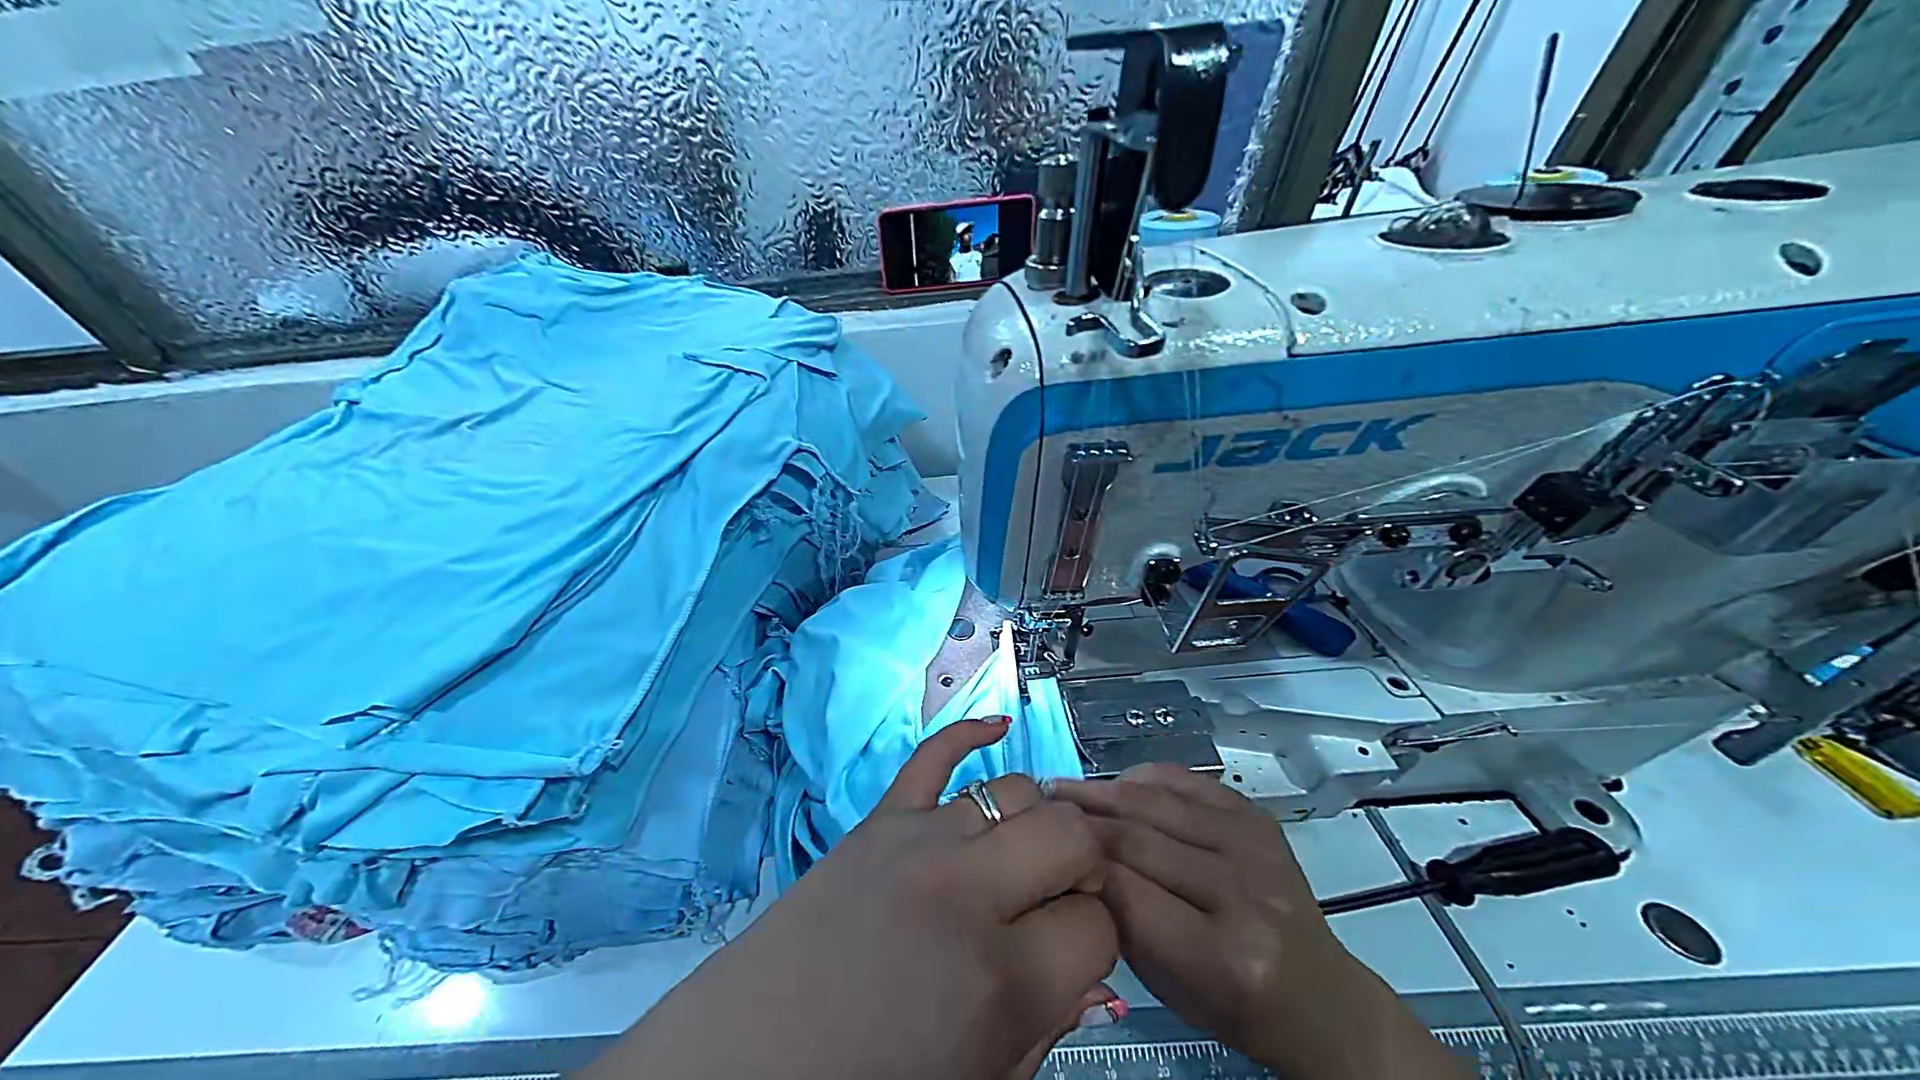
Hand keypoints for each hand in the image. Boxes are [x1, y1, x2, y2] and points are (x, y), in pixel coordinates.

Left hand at [584, 717, 1118, 1079]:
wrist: (748, 1063)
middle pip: (1070, 835)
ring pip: (1019, 791)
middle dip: (1081, 870)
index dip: (1095, 942)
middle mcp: (968, 891)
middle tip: (1054, 903)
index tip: (1073, 954)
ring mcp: (919, 841)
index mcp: (1003, 980)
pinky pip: (934, 754)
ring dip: (1035, 825)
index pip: (1099, 924)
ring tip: (1019, 861)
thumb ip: (1048, 1024)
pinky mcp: (878, 818)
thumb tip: (1092, 972)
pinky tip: (998, 726)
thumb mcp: (980, 1079)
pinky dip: (970, 734)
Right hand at [1050, 765, 1469, 1079]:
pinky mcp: (1259, 820)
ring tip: (1064, 789)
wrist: (1317, 996)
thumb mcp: (1167, 986)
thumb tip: (1073, 862)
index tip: (1039, 846)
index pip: (1126, 890)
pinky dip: (1144, 778)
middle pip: (1138, 838)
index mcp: (1222, 956)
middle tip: (1038, 807)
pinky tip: (1115, 783)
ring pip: (1157, 803)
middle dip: (1080, 820)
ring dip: (1102, 791)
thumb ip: (1121, 923)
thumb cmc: (1234, 1007)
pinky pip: (1187, 783)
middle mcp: (1243, 894)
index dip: (1076, 864)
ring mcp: (1255, 848)